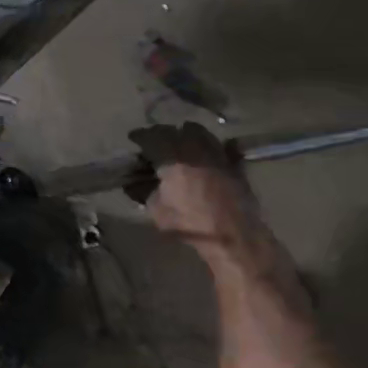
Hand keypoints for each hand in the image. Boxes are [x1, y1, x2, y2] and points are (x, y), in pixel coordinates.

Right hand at [129, 123, 269, 259]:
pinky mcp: (235, 165)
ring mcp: (218, 155)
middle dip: (161, 134)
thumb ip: (141, 190)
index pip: (152, 137)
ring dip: (186, 135)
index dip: (140, 136)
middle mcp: (195, 151)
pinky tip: (207, 154)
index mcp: (172, 160)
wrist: (234, 237)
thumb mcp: (155, 209)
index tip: (133, 139)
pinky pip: (223, 146)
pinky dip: (212, 146)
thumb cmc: (189, 223)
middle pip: (175, 130)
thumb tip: (132, 181)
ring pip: (199, 132)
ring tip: (180, 146)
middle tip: (154, 144)